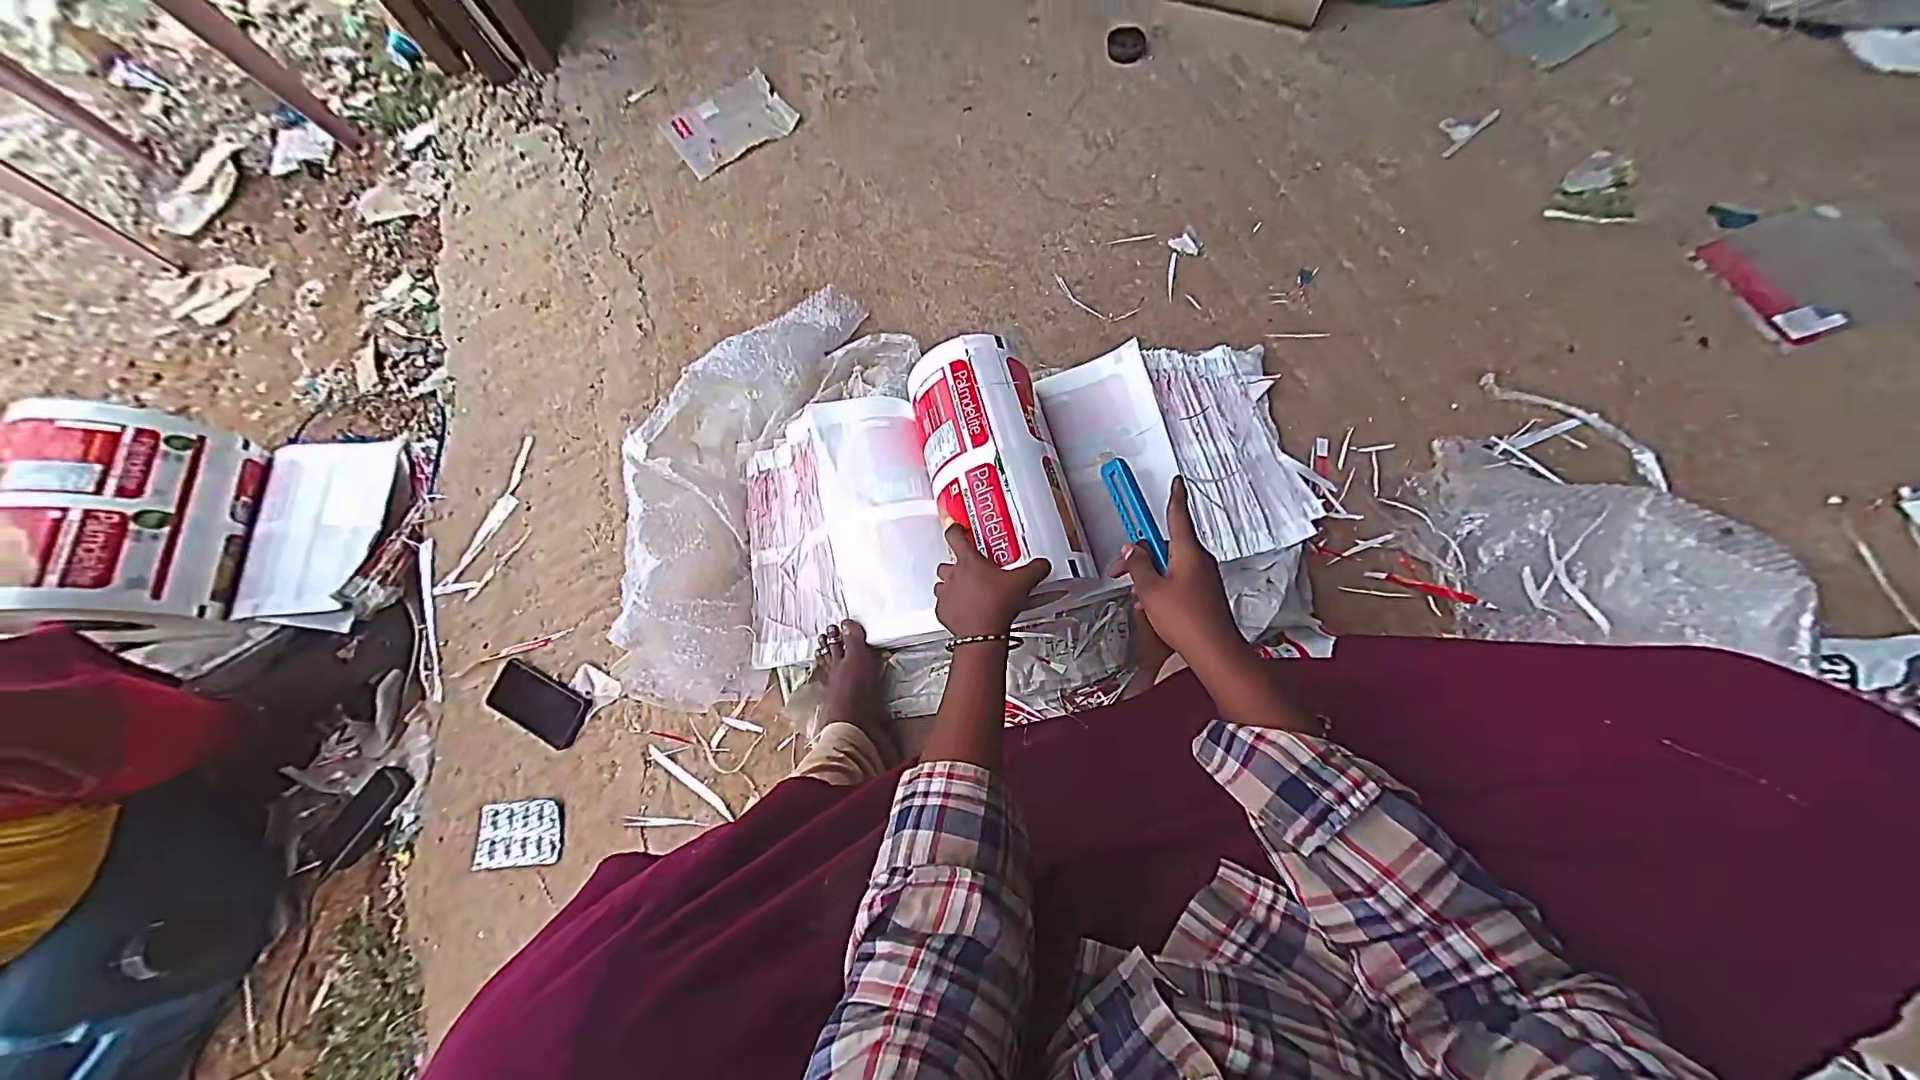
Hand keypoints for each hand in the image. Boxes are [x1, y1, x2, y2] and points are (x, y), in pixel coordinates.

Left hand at [935, 524, 1050, 636]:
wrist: (982, 634)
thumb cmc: (996, 605)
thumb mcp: (1022, 582)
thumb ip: (1034, 569)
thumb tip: (1041, 564)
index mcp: (969, 562)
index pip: (954, 536)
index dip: (955, 529)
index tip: (957, 528)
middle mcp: (953, 575)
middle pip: (946, 563)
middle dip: (955, 565)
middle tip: (970, 570)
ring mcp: (946, 594)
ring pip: (942, 584)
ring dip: (951, 585)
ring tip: (967, 591)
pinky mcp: (943, 612)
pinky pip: (943, 605)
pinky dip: (951, 606)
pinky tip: (964, 610)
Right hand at [1111, 477, 1242, 659]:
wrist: (1214, 651)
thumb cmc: (1188, 620)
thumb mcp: (1150, 590)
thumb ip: (1137, 566)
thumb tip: (1132, 551)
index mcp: (1187, 552)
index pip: (1177, 516)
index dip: (1174, 497)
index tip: (1176, 482)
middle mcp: (1198, 561)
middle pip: (1164, 545)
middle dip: (1140, 556)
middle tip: (1121, 570)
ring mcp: (1203, 577)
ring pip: (1169, 565)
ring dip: (1149, 576)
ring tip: (1139, 595)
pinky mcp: (1203, 593)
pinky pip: (1177, 580)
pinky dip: (1161, 587)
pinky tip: (1152, 606)